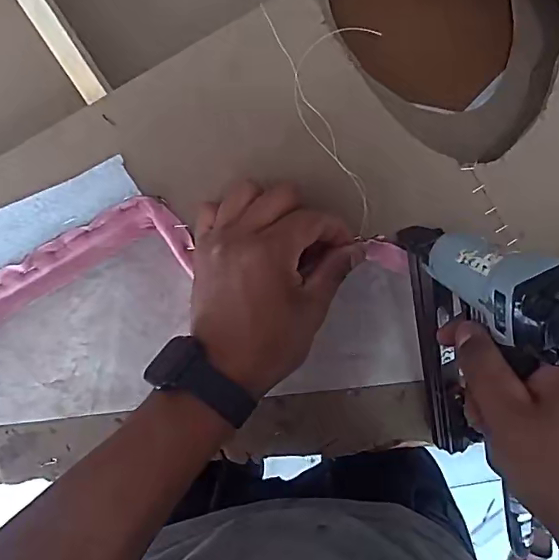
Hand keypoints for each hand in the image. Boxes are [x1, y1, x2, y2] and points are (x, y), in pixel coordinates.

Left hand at [188, 181, 364, 396]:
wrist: (223, 367)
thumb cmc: (272, 343)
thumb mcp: (312, 308)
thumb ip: (333, 270)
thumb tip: (356, 248)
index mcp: (269, 250)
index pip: (311, 219)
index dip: (335, 229)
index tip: (345, 247)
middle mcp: (240, 234)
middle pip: (280, 196)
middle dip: (306, 214)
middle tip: (315, 244)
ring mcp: (216, 238)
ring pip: (245, 192)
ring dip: (269, 205)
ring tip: (281, 233)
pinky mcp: (202, 247)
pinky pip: (214, 209)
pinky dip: (234, 212)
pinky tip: (248, 233)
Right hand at [440, 319, 558, 550]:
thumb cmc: (552, 468)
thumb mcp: (506, 414)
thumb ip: (481, 365)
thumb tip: (465, 328)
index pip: (519, 320)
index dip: (478, 327)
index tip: (444, 340)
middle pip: (517, 355)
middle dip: (488, 382)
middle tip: (480, 415)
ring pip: (522, 383)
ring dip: (498, 407)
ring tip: (497, 440)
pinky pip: (535, 404)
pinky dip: (515, 420)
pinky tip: (510, 448)